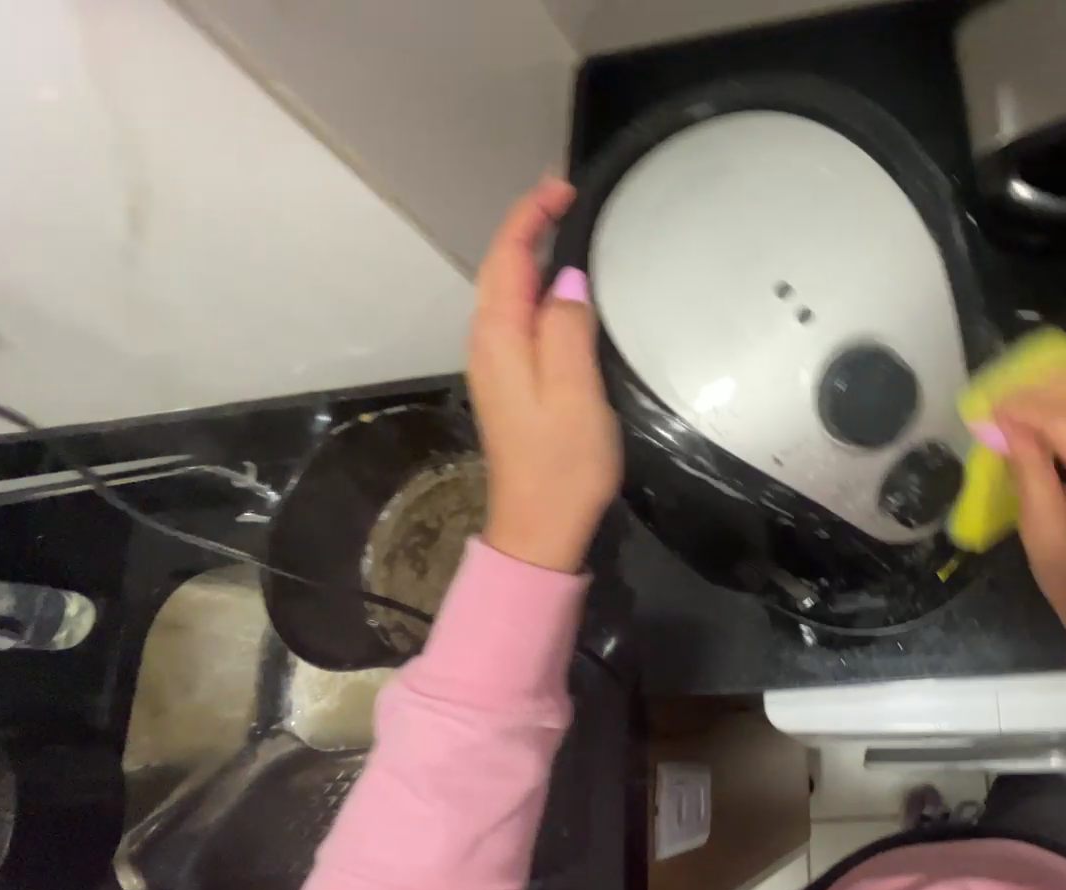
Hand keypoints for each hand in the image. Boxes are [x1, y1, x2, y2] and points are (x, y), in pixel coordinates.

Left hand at [468, 178, 622, 573]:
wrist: (541, 526)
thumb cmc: (563, 463)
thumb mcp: (576, 393)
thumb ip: (567, 329)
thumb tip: (567, 280)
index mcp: (500, 338)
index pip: (507, 257)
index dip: (530, 216)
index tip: (565, 188)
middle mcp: (489, 344)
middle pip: (499, 270)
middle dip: (526, 228)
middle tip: (566, 201)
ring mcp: (496, 367)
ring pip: (507, 295)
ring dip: (529, 258)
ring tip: (565, 234)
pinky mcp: (512, 386)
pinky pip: (518, 321)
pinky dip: (535, 292)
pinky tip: (561, 295)